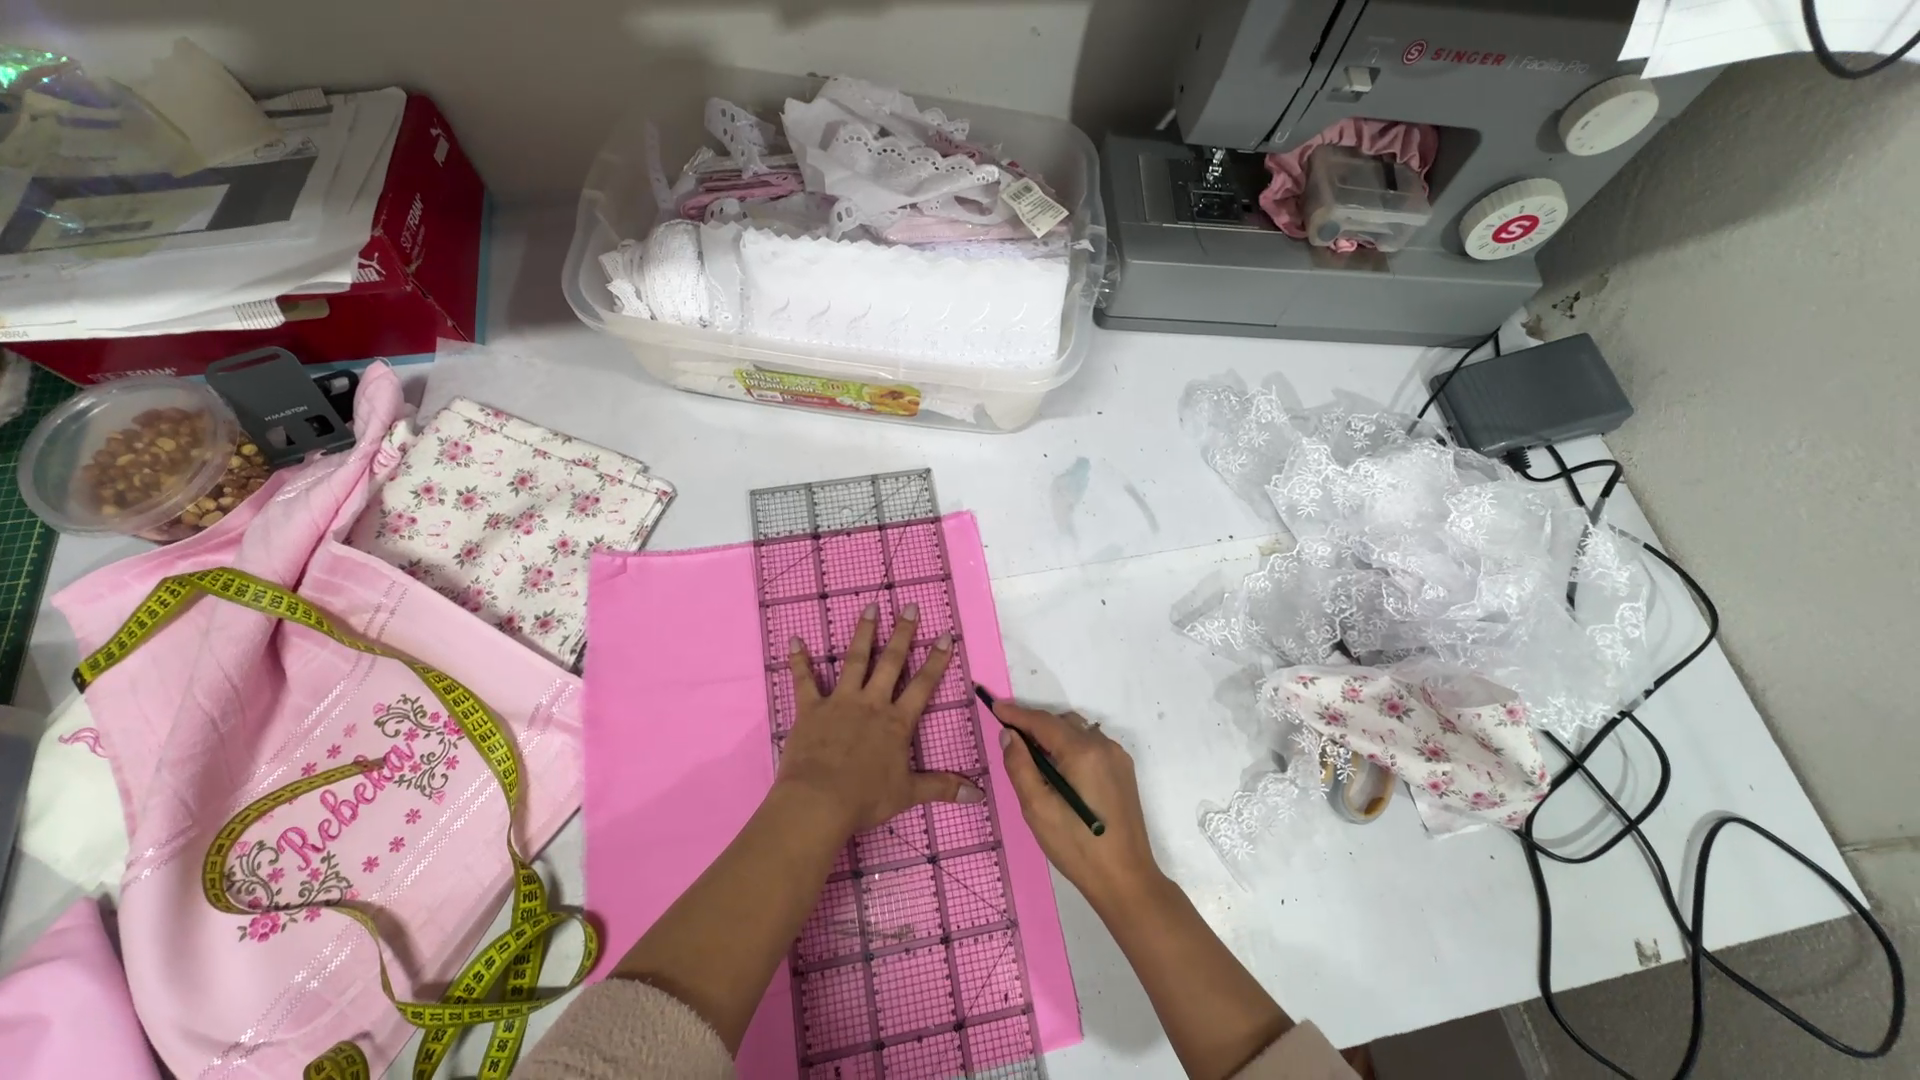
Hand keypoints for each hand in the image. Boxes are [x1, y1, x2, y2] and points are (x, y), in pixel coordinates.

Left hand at [777, 604, 982, 834]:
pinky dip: (798, 660)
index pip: (923, 685)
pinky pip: (804, 680)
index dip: (936, 660)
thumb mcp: (909, 793)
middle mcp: (872, 703)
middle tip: (909, 607)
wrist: (819, 801)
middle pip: (891, 662)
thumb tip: (978, 795)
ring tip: (869, 608)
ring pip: (855, 660)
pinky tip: (795, 640)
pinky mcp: (811, 709)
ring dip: (863, 633)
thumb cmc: (865, 798)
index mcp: (897, 722)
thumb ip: (942, 788)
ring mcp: (840, 702)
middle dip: (903, 633)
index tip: (944, 635)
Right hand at [991, 702, 1164, 910]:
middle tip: (1011, 742)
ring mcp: (1118, 758)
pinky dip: (1071, 748)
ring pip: (1078, 732)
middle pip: (1062, 723)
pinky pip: (1092, 746)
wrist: (1125, 879)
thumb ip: (1020, 766)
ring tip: (1034, 760)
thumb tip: (1009, 735)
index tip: (995, 706)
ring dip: (1054, 737)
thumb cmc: (1076, 847)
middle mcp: (1104, 746)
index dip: (1016, 714)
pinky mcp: (1124, 772)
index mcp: (1083, 752)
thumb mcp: (1037, 809)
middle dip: (1034, 726)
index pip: (1043, 722)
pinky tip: (1061, 773)